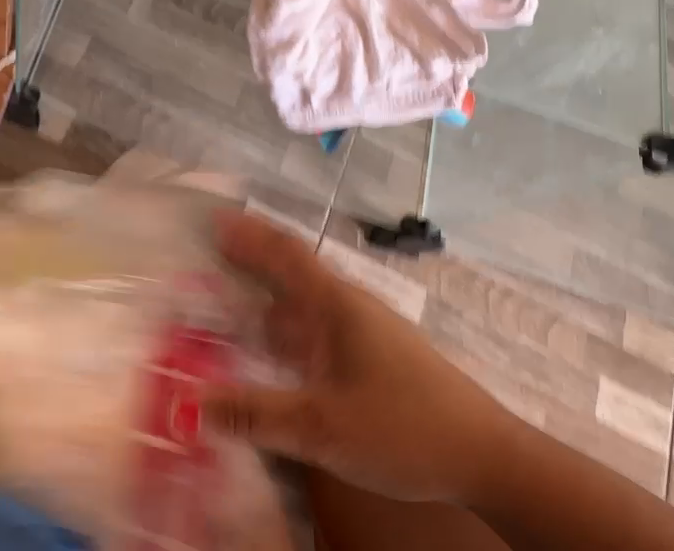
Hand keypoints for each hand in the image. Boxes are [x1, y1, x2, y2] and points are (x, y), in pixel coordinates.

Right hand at [204, 212, 517, 503]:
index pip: (285, 254)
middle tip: (204, 261)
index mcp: (337, 306)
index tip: (213, 218)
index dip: (248, 234)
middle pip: (291, 275)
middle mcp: (349, 309)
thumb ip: (254, 414)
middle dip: (249, 264)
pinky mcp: (374, 360)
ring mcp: (365, 334)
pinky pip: (317, 335)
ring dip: (266, 302)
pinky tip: (271, 360)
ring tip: (224, 308)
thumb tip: (188, 403)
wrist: (485, 456)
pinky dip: (286, 335)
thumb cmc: (404, 429)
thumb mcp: (321, 427)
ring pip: (304, 308)